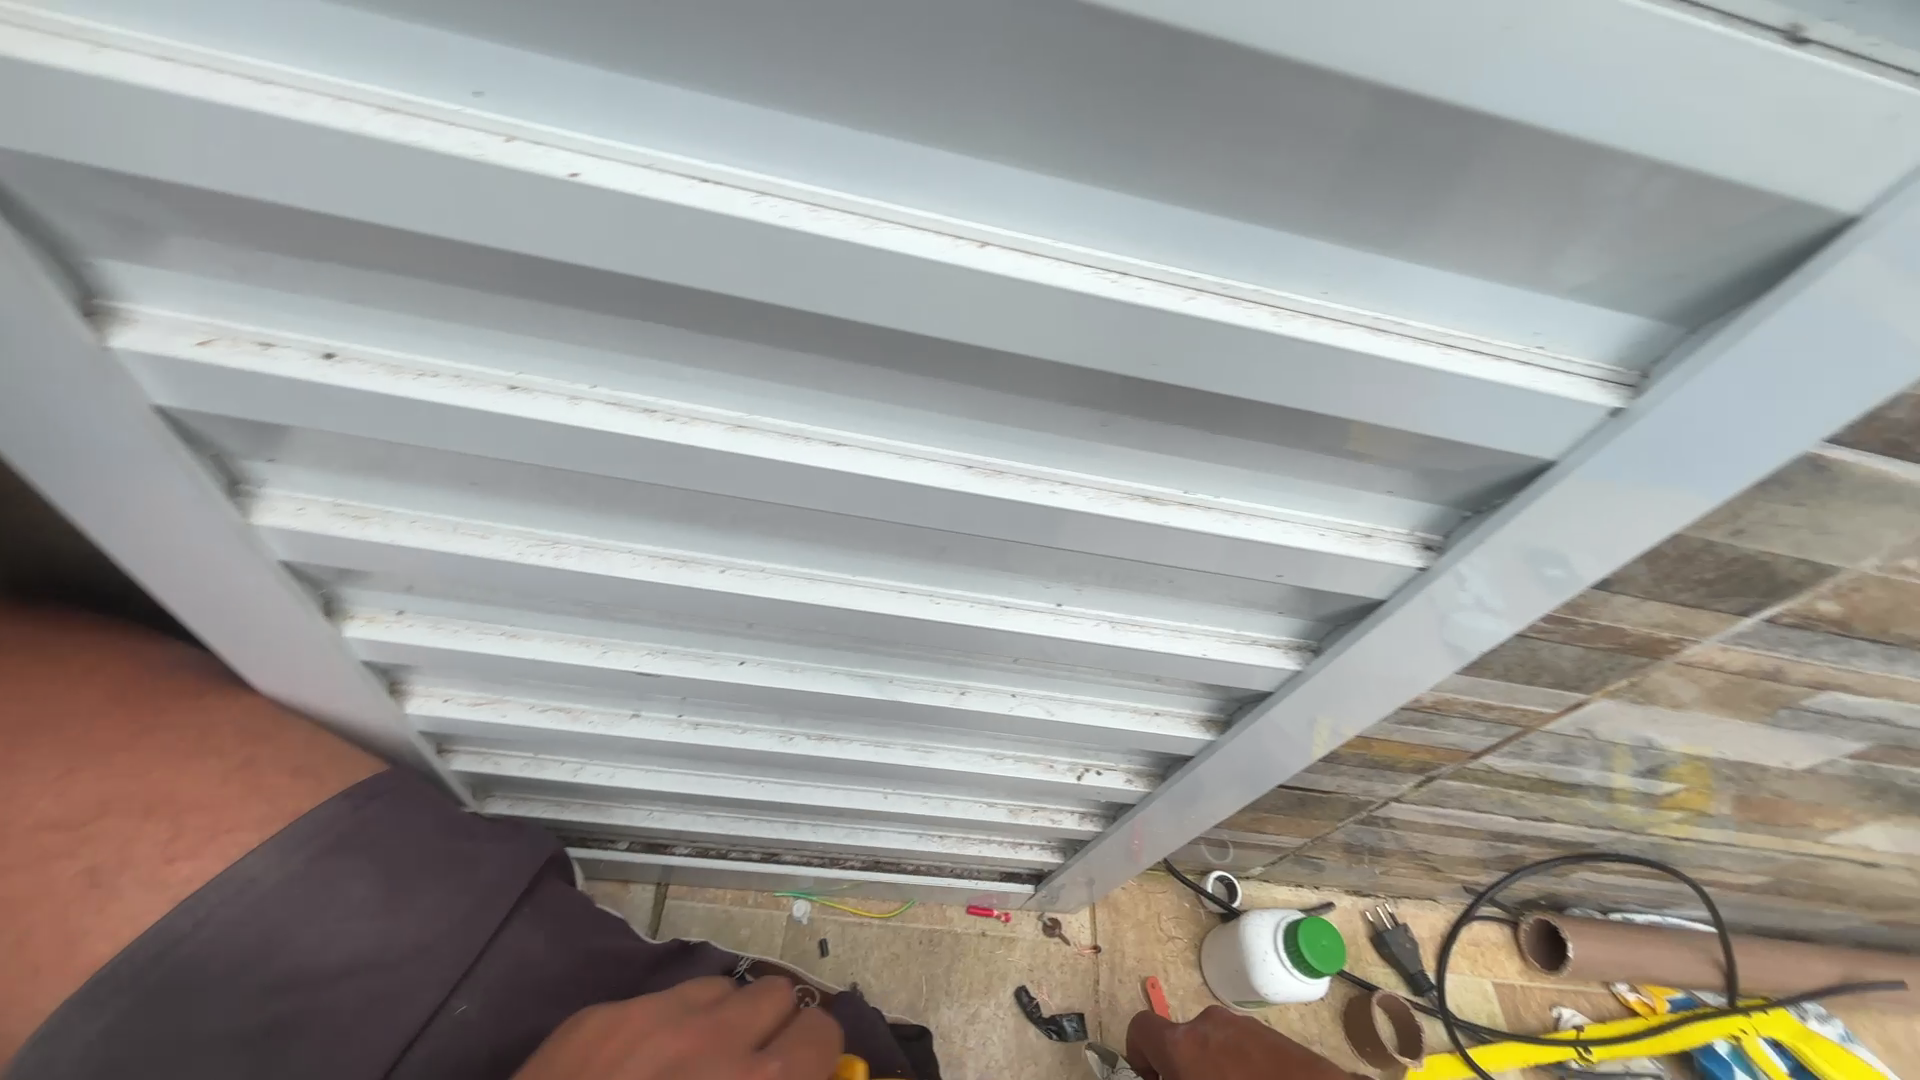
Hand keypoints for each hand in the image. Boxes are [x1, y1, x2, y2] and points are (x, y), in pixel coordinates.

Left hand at [512, 976, 843, 1079]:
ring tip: (693, 1062)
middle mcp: (715, 1040)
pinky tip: (637, 1069)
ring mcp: (653, 1018)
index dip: (815, 1055)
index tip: (800, 1074)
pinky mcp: (601, 1016)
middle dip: (770, 1029)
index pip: (822, 1033)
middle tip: (746, 1068)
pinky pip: (661, 998)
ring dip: (720, 1020)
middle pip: (778, 993)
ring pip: (721, 987)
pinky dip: (665, 1025)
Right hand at [1126, 1005, 1352, 1079]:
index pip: (1140, 1029)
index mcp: (1182, 1044)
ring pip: (1212, 1046)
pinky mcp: (1271, 1035)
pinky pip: (1241, 1049)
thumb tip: (1165, 1078)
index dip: (1139, 1057)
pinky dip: (1240, 1070)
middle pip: (1179, 1041)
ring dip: (1213, 1071)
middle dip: (1182, 1071)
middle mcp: (1206, 1024)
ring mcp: (1242, 1026)